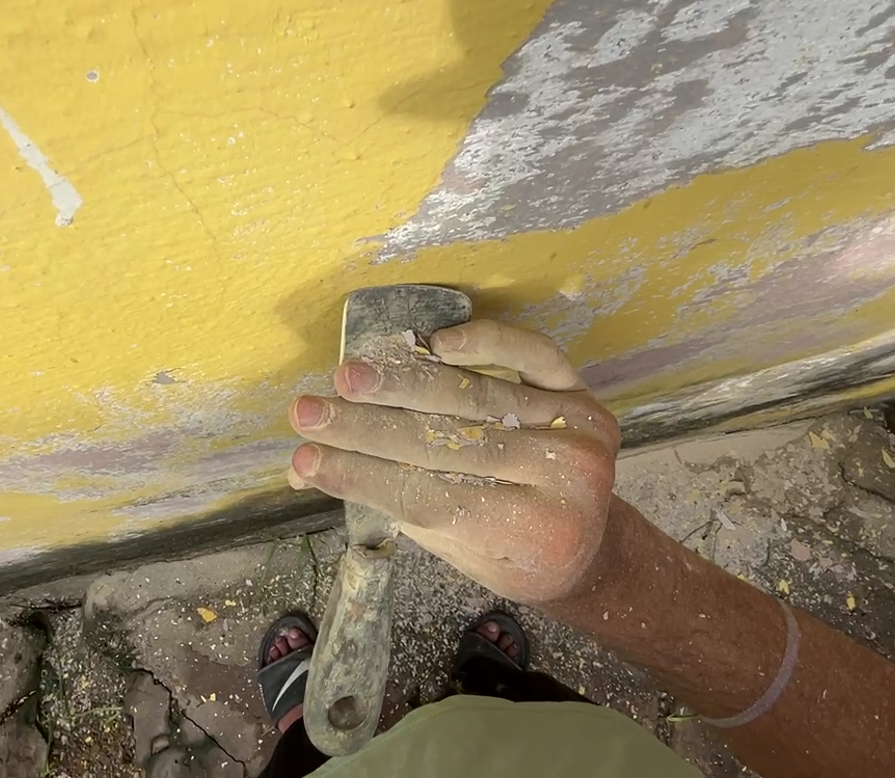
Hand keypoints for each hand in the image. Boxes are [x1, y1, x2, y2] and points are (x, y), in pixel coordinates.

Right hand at [286, 320, 620, 603]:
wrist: (592, 547)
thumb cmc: (512, 554)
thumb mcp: (455, 549)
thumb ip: (389, 503)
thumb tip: (302, 470)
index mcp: (529, 533)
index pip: (425, 496)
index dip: (360, 475)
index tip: (304, 458)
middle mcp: (560, 477)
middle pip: (445, 442)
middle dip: (365, 427)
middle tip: (307, 412)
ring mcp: (575, 429)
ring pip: (475, 395)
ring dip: (401, 383)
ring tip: (346, 377)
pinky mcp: (582, 393)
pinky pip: (532, 353)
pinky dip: (485, 341)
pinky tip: (435, 341)